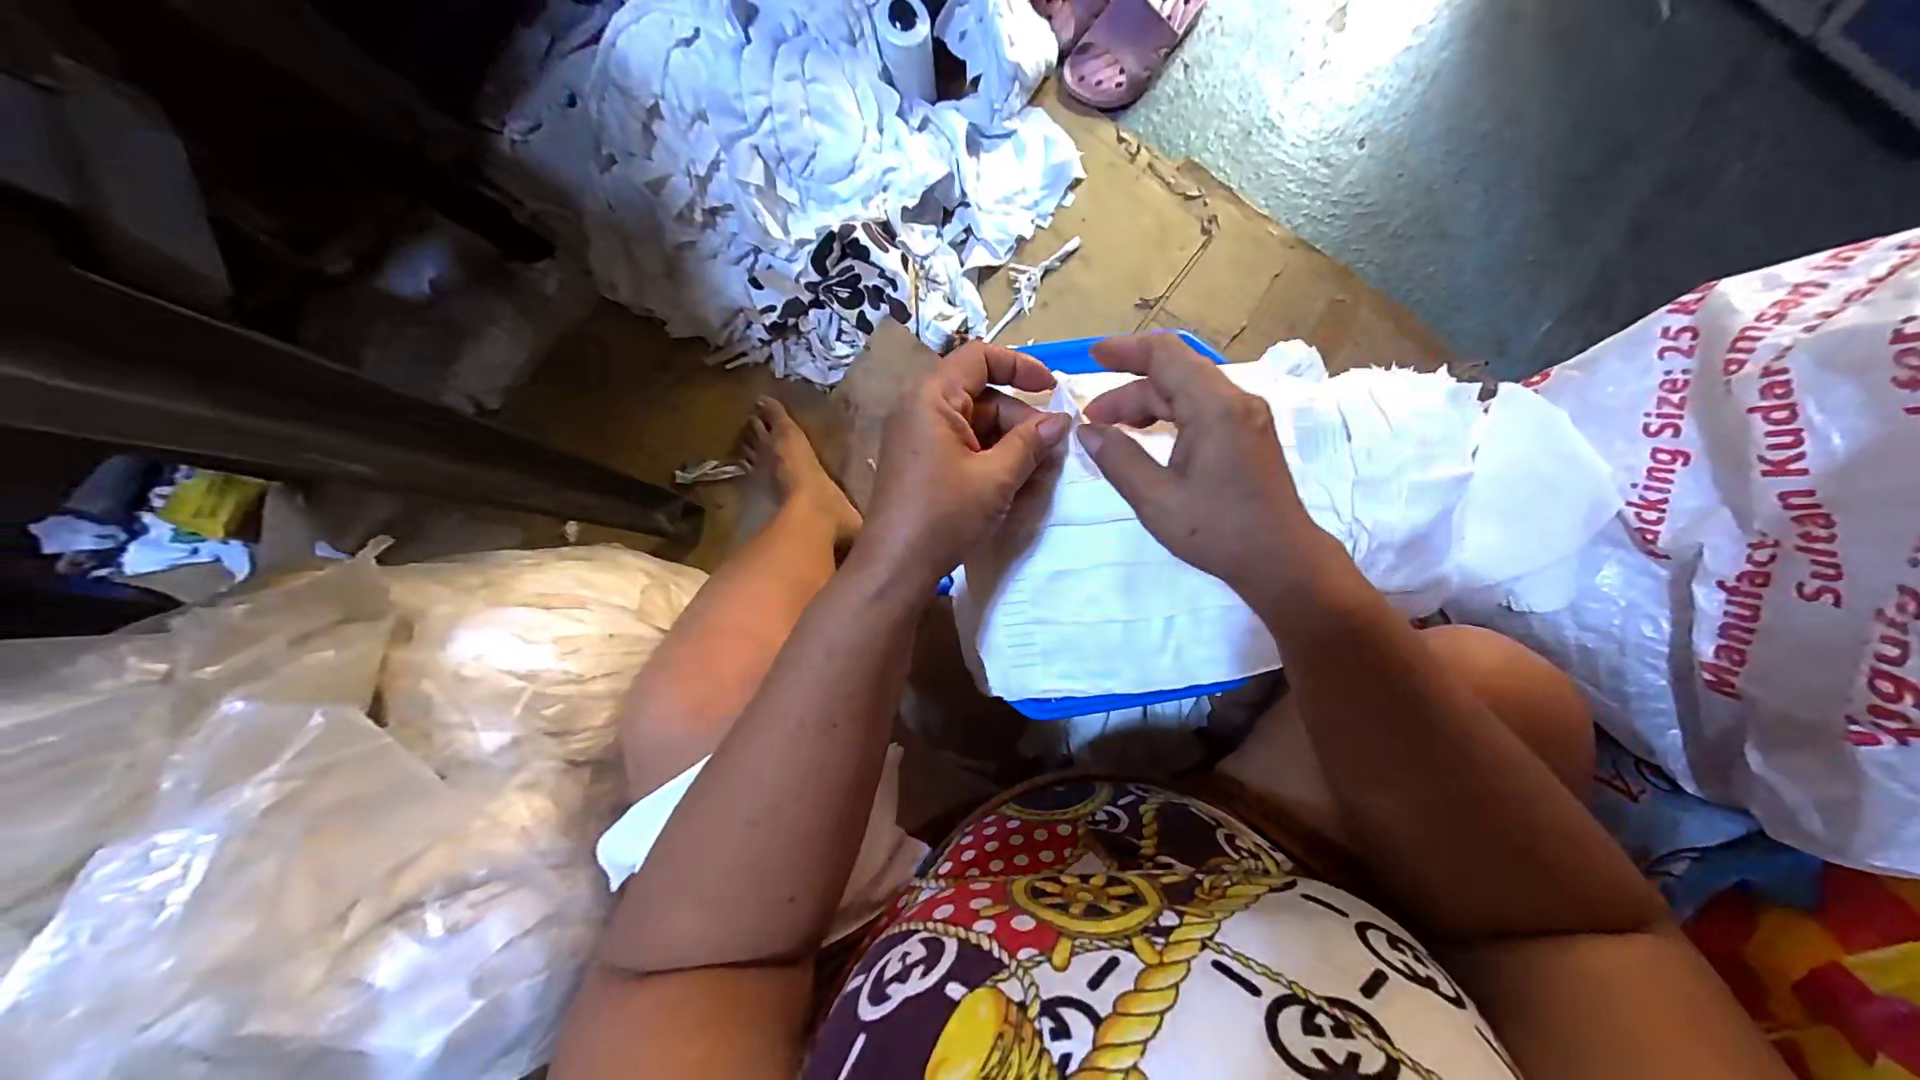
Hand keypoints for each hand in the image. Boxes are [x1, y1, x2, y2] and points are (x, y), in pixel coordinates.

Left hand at [862, 341, 1070, 581]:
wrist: (895, 566)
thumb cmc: (943, 515)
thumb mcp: (995, 478)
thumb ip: (1030, 443)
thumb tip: (1061, 421)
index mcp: (932, 397)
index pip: (979, 357)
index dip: (1020, 365)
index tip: (1051, 389)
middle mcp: (921, 408)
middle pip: (982, 395)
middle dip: (1021, 420)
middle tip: (1052, 451)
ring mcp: (920, 437)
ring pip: (977, 425)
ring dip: (1010, 444)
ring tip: (1039, 473)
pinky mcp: (923, 462)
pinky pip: (964, 447)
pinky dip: (991, 459)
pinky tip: (1015, 483)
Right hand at [1077, 333, 1334, 603]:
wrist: (1282, 560)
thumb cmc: (1219, 531)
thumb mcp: (1156, 499)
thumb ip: (1118, 459)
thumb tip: (1087, 432)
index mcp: (1215, 408)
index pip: (1165, 355)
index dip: (1125, 350)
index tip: (1092, 355)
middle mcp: (1236, 401)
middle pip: (1174, 374)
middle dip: (1128, 391)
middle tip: (1092, 421)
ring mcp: (1247, 416)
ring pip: (1188, 392)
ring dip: (1148, 405)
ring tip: (1112, 429)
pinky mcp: (1249, 434)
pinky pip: (1203, 409)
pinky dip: (1170, 416)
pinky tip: (1148, 436)